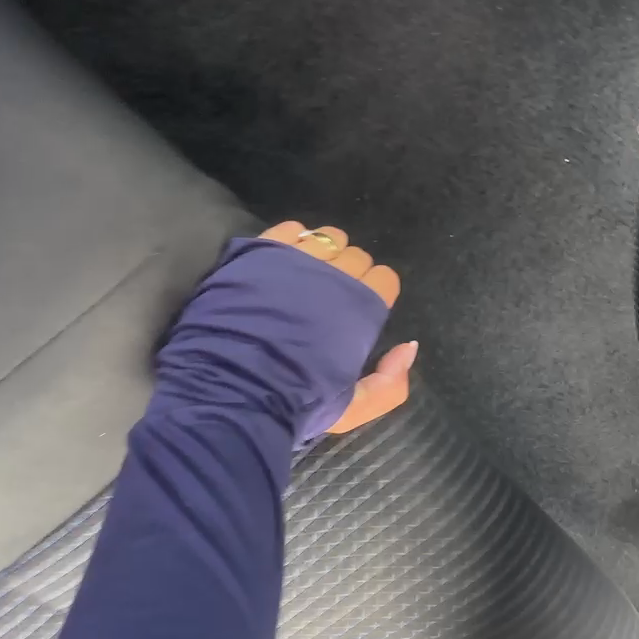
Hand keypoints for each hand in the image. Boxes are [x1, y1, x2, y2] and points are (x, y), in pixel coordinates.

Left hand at [257, 221, 417, 434]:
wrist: (229, 391)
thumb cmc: (295, 403)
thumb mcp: (353, 409)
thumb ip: (391, 382)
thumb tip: (409, 346)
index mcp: (363, 308)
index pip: (385, 277)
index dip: (374, 291)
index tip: (356, 309)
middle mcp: (337, 276)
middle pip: (357, 256)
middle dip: (349, 273)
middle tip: (328, 297)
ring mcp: (299, 261)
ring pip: (328, 237)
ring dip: (324, 252)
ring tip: (306, 274)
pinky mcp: (263, 253)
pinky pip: (290, 229)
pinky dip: (293, 238)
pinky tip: (284, 259)